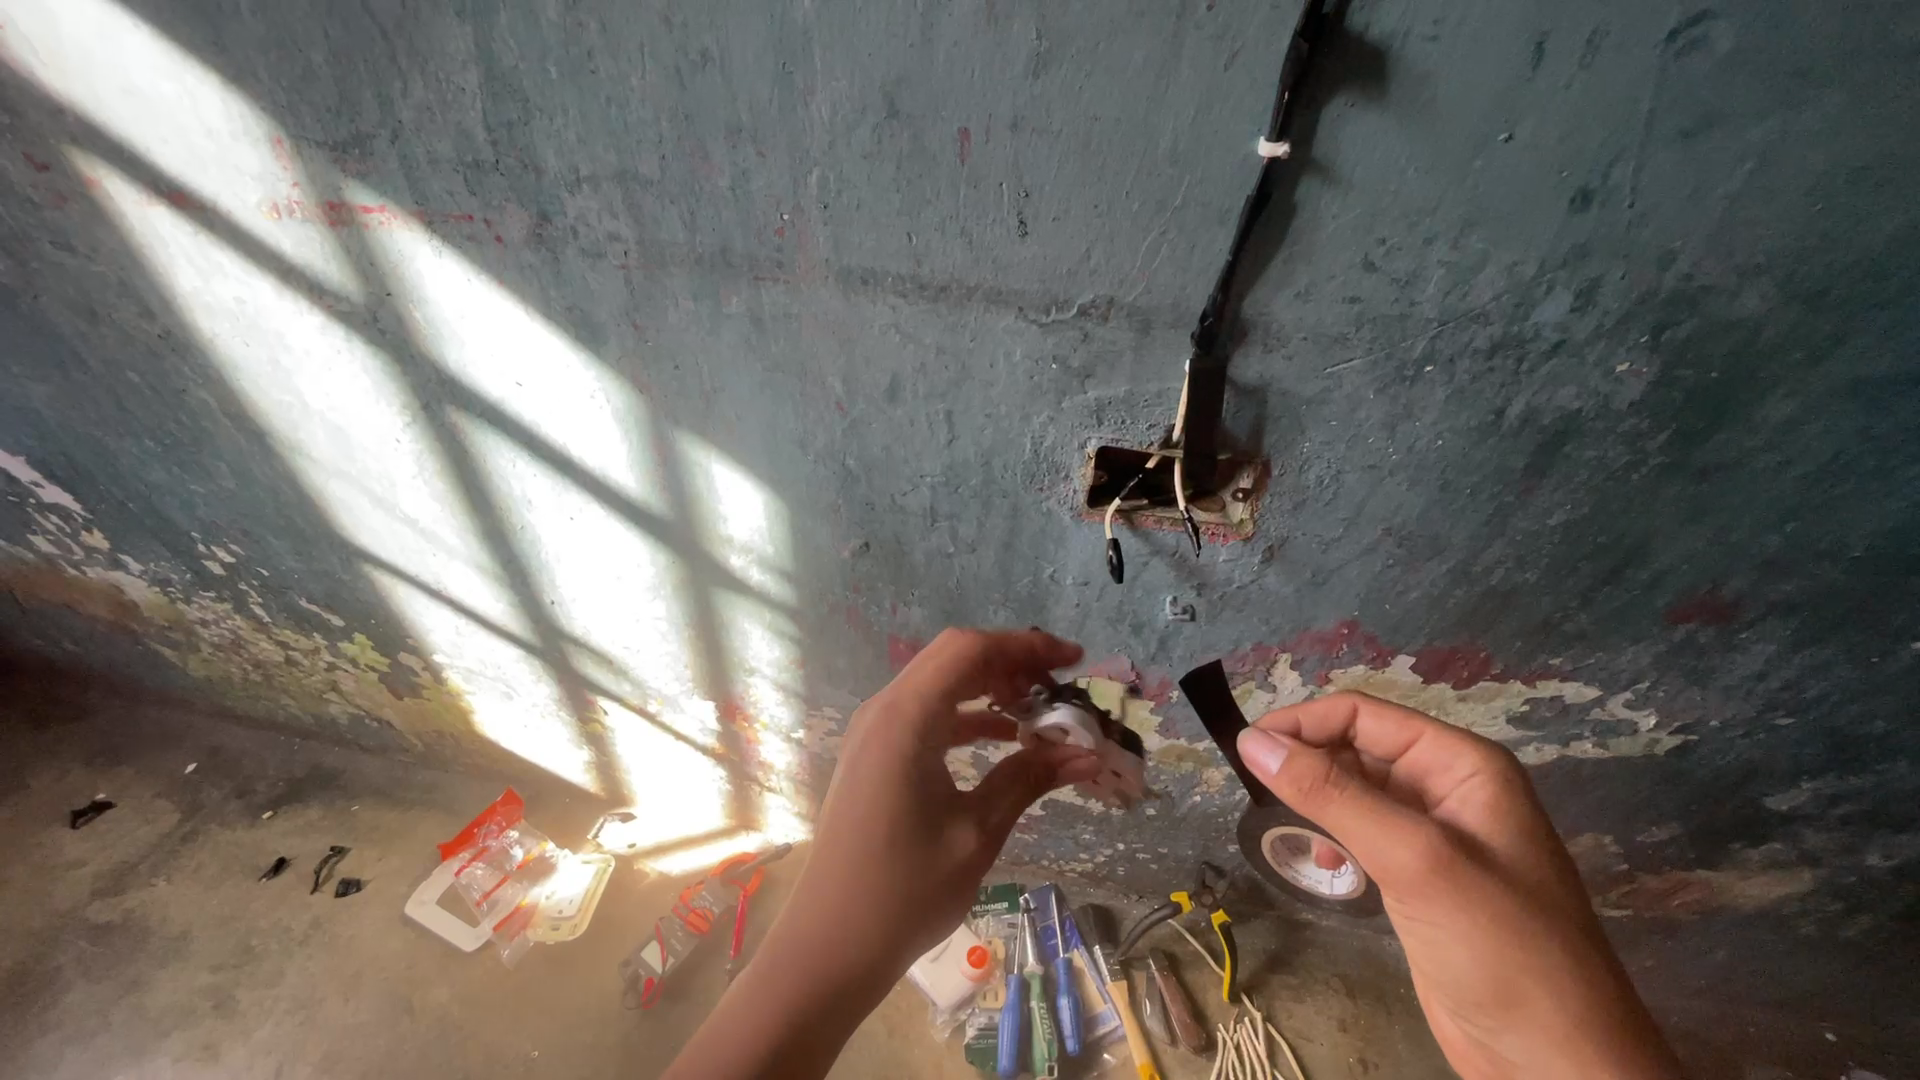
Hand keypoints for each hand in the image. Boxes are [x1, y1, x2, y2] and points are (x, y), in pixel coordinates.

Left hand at [788, 627, 1100, 974]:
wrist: (829, 945)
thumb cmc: (904, 891)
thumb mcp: (977, 832)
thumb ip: (1029, 779)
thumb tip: (1086, 753)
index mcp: (905, 719)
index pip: (969, 651)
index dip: (1025, 645)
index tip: (1073, 659)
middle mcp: (883, 711)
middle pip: (953, 659)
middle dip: (1010, 663)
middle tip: (1059, 687)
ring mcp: (872, 732)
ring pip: (938, 684)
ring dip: (988, 688)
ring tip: (1038, 712)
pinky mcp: (873, 755)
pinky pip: (924, 714)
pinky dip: (965, 716)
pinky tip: (1000, 739)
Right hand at [1236, 692, 1682, 1079]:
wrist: (1557, 1065)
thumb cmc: (1500, 946)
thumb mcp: (1412, 858)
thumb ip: (1331, 794)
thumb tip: (1251, 741)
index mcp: (1461, 764)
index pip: (1363, 715)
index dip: (1303, 723)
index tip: (1246, 749)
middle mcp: (1446, 787)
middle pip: (1356, 747)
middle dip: (1305, 759)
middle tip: (1251, 785)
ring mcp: (1433, 833)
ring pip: (1352, 789)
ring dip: (1313, 798)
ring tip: (1277, 821)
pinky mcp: (1417, 875)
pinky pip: (1359, 831)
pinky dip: (1330, 835)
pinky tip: (1319, 861)